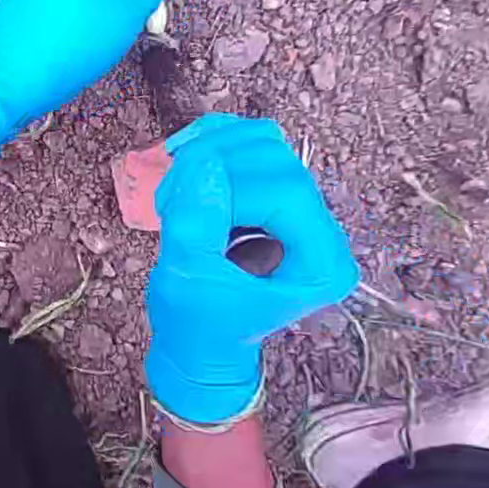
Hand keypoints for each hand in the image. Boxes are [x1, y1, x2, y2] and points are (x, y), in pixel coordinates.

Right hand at [145, 116, 358, 424]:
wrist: (196, 343)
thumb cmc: (195, 325)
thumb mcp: (188, 278)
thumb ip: (197, 221)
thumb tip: (201, 162)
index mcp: (318, 263)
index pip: (284, 192)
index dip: (226, 186)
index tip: (176, 203)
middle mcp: (318, 232)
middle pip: (276, 161)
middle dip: (213, 165)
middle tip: (169, 196)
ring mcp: (294, 213)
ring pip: (264, 145)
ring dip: (209, 153)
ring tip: (174, 190)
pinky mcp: (267, 200)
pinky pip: (248, 148)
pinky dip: (212, 144)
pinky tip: (183, 161)